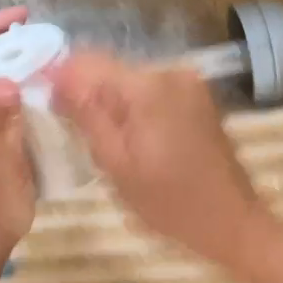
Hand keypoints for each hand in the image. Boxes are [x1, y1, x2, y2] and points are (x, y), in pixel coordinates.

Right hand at [49, 50, 270, 266]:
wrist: (232, 221)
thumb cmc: (170, 204)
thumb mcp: (116, 165)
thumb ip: (85, 115)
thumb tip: (56, 79)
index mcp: (148, 86)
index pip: (86, 61)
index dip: (60, 81)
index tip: (49, 110)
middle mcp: (170, 71)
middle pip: (109, 69)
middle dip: (86, 95)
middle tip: (73, 134)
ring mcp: (188, 82)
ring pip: (128, 81)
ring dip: (110, 104)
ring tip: (103, 143)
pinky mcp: (196, 96)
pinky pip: (151, 92)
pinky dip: (134, 109)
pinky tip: (131, 140)